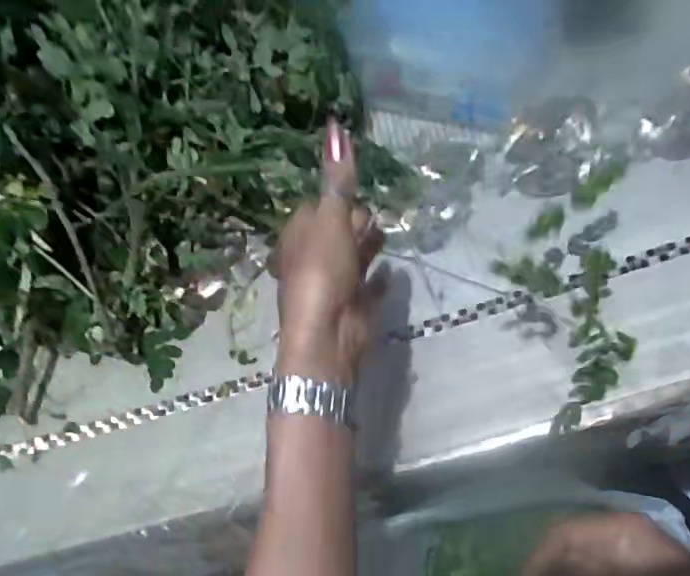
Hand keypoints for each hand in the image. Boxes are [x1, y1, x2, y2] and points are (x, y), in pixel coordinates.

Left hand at [272, 118, 385, 381]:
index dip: (337, 199)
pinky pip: (370, 287)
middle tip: (371, 217)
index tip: (355, 193)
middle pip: (338, 231)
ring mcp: (335, 285)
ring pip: (355, 257)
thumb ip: (338, 179)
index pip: (318, 206)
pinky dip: (379, 279)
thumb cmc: (322, 272)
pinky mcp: (355, 307)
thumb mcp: (330, 219)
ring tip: (386, 233)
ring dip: (368, 245)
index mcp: (298, 235)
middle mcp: (313, 258)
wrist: (329, 333)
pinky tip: (392, 273)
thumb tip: (336, 127)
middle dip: (355, 221)